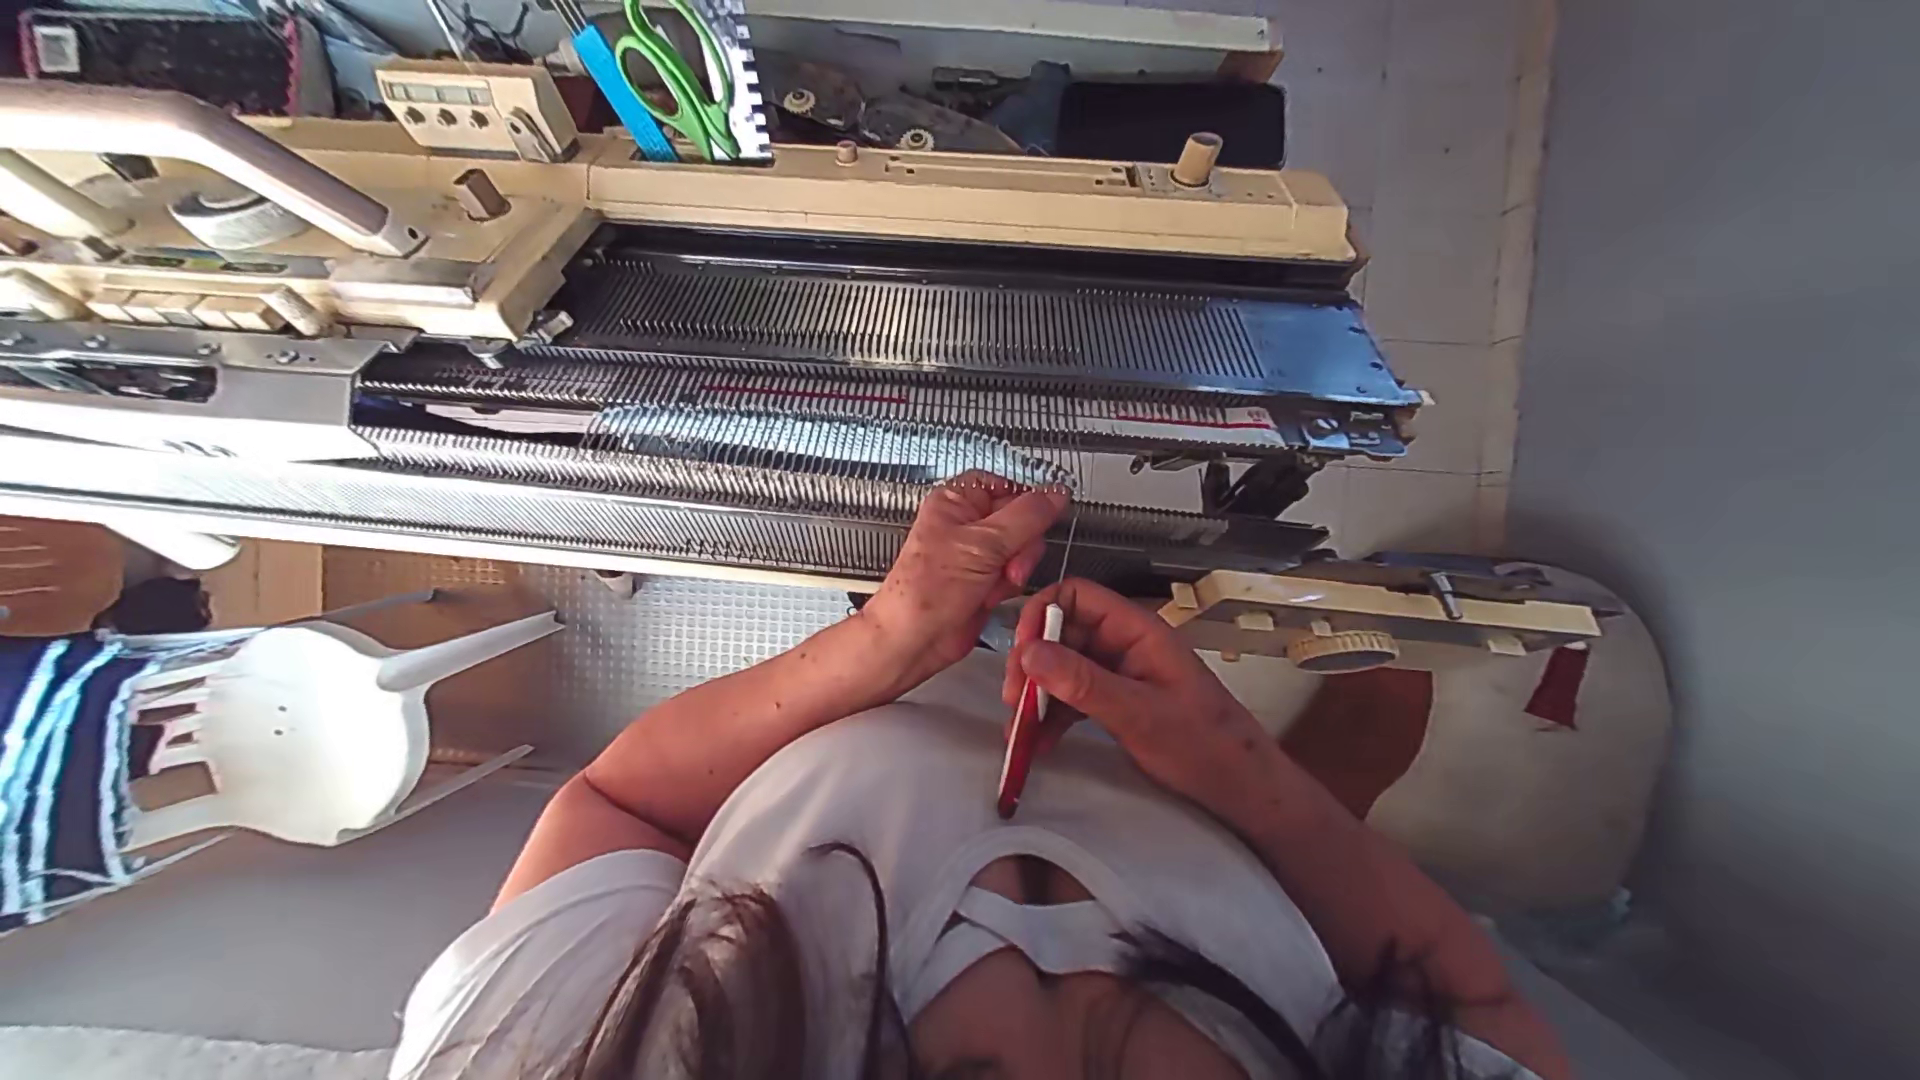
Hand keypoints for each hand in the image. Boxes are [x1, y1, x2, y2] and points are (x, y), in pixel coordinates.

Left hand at [859, 471, 1068, 693]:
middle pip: (1022, 518)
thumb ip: (1027, 516)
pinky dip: (1008, 587)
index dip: (1026, 498)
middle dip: (1020, 544)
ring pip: (1023, 549)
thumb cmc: (925, 590)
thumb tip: (1055, 494)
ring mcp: (978, 554)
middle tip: (1006, 558)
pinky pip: (1016, 574)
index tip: (1042, 512)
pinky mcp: (986, 580)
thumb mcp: (983, 544)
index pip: (1005, 483)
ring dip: (1014, 569)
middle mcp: (967, 524)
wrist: (917, 639)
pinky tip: (989, 595)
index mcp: (958, 501)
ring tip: (992, 581)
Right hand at [1002, 578, 1274, 810]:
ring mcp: (1116, 672)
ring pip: (1061, 668)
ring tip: (1019, 730)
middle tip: (1015, 699)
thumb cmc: (1204, 746)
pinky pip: (1071, 696)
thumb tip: (1030, 653)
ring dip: (1037, 695)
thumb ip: (1084, 682)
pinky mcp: (1113, 700)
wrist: (1241, 790)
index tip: (1022, 653)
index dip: (1043, 614)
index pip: (1077, 596)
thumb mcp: (1140, 714)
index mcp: (1135, 629)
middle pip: (1061, 632)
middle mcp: (1122, 643)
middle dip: (1032, 663)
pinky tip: (1038, 742)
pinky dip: (1051, 716)